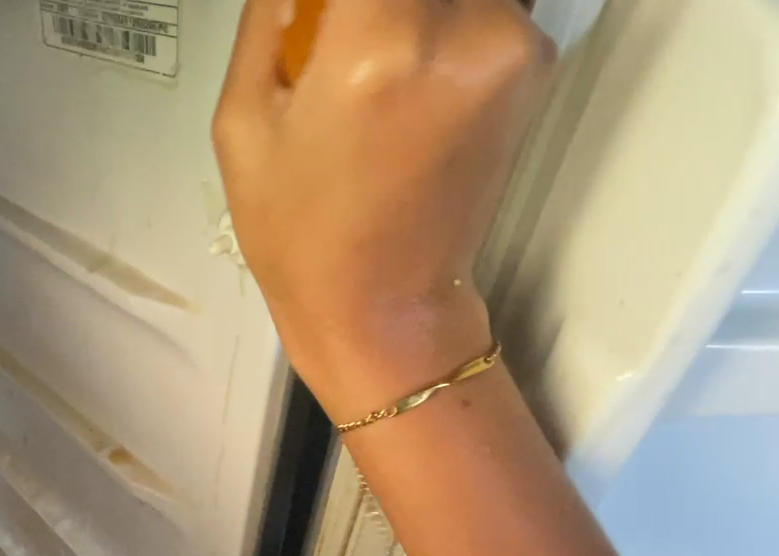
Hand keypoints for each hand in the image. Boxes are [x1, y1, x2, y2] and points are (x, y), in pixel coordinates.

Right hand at [212, 0, 554, 417]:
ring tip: (368, 70)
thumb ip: (269, 18)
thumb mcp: (241, 127)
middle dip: (368, 2)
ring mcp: (515, 39)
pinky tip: (405, 82)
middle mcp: (463, 28)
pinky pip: (483, 1)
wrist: (379, 303)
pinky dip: (441, 20)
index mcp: (374, 49)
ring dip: (407, 7)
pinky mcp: (538, 57)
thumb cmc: (294, 232)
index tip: (318, 11)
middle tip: (334, 39)